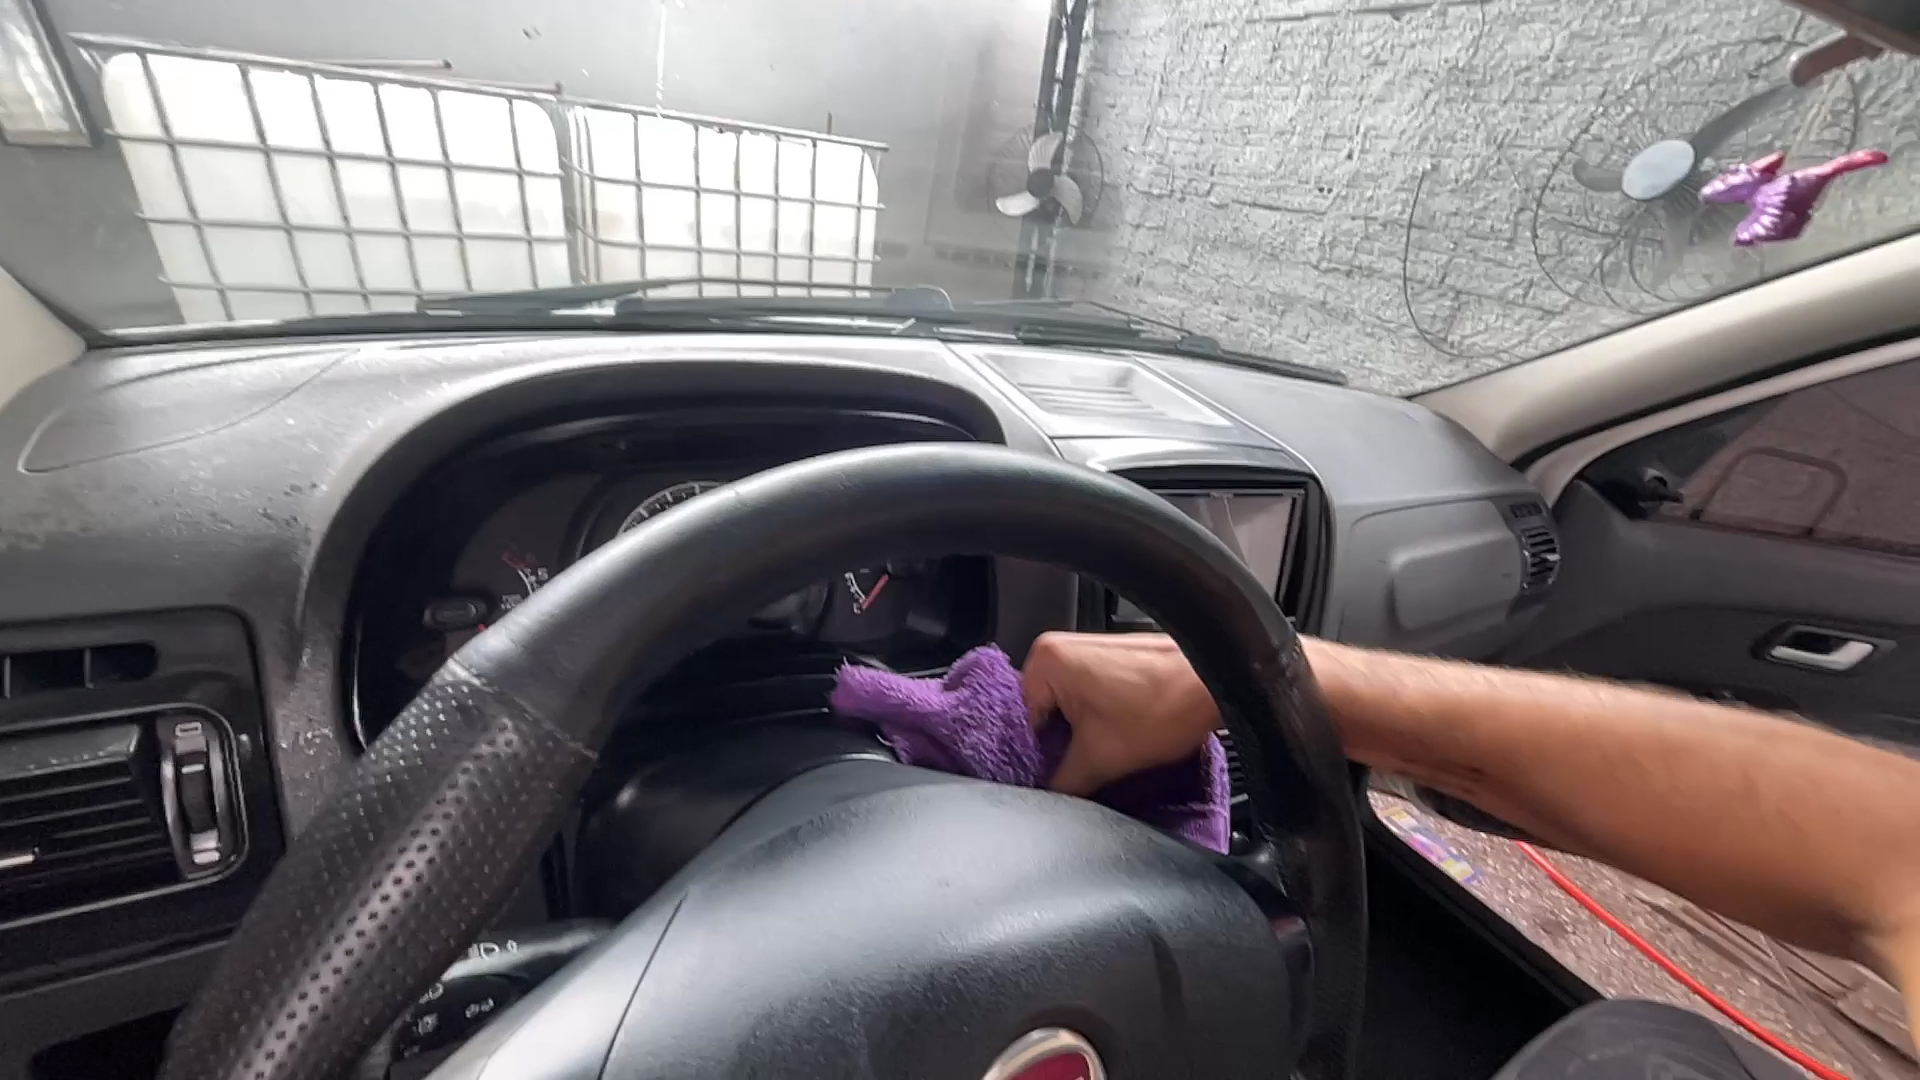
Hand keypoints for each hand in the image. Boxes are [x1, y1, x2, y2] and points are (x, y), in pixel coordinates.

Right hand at [1020, 631, 1221, 795]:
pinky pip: (1087, 694)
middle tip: (1088, 764)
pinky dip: (1098, 718)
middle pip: (1044, 713)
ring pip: (1068, 706)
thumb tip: (1046, 798)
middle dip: (1063, 743)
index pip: (1024, 722)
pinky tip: (1118, 732)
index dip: (1040, 756)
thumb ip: (1062, 783)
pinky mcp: (1108, 657)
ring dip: (1083, 732)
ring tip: (1108, 748)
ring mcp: (1085, 649)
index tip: (1055, 775)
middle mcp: (1059, 647)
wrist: (1214, 682)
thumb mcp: (1101, 758)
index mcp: (1045, 660)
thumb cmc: (1166, 703)